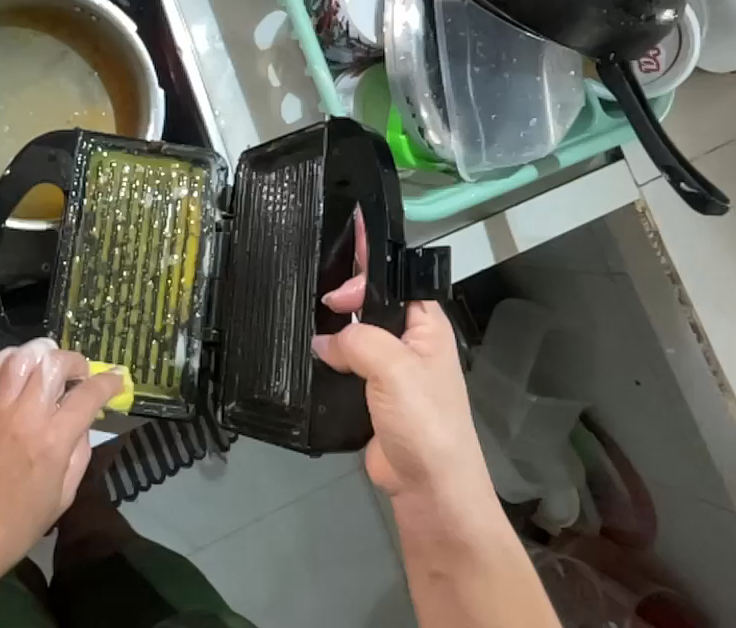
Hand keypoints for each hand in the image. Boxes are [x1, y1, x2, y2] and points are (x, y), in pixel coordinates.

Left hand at [0, 339, 124, 591]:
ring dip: (43, 354)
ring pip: (23, 356)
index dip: (108, 381)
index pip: (88, 394)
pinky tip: (21, 367)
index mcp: (52, 441)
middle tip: (79, 376)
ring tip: (50, 367)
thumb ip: (79, 450)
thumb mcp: (65, 494)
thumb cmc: (19, 523)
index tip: (115, 379)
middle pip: (55, 362)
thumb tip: (83, 420)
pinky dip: (11, 358)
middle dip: (76, 361)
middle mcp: (25, 416)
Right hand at [313, 274, 490, 506]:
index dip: (370, 261)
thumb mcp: (393, 366)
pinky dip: (327, 356)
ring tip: (306, 317)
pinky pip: (345, 363)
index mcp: (426, 325)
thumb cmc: (424, 420)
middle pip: (372, 301)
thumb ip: (356, 339)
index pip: (398, 277)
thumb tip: (324, 343)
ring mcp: (389, 370)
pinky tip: (307, 350)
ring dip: (333, 327)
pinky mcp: (370, 395)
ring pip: (355, 333)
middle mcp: (409, 342)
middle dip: (346, 294)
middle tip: (323, 302)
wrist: (429, 489)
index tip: (340, 247)